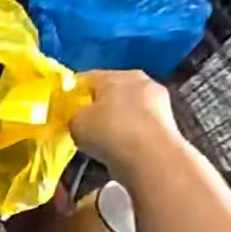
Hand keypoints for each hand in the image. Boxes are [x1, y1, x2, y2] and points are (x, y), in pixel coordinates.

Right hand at [69, 70, 188, 174]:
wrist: (150, 155)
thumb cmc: (107, 132)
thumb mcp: (74, 122)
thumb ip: (73, 113)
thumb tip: (78, 114)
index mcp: (114, 75)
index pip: (86, 78)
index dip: (72, 92)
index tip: (63, 108)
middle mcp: (139, 79)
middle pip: (111, 89)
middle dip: (97, 103)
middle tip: (82, 121)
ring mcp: (157, 97)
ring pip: (127, 103)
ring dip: (115, 115)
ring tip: (102, 135)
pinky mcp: (167, 117)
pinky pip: (139, 119)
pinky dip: (129, 127)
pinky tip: (120, 142)